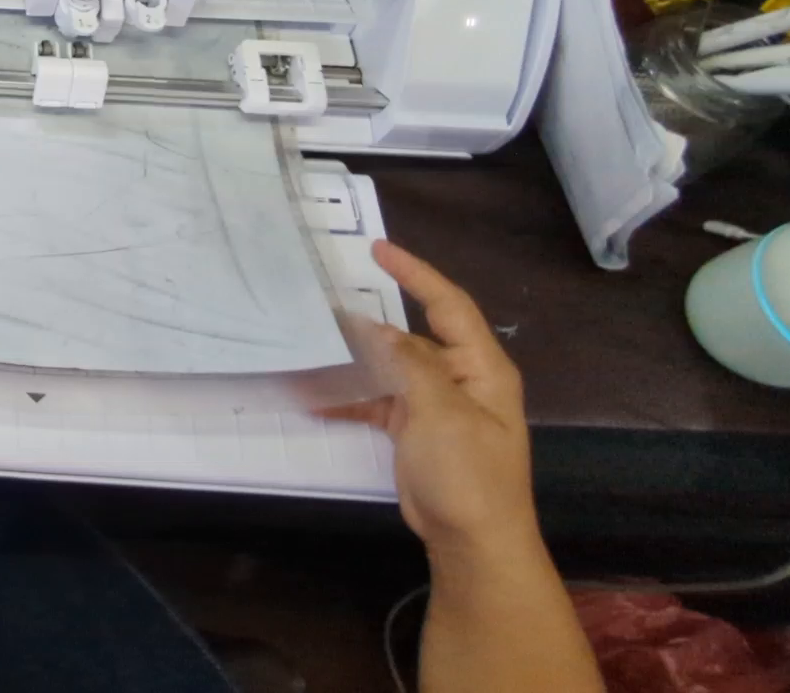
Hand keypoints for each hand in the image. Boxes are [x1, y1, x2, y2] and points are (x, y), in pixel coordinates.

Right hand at [326, 240, 538, 559]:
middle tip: (323, 302)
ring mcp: (434, 404)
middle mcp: (458, 379)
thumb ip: (409, 365)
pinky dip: (346, 396)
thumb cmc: (468, 474)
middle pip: (410, 335)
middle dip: (369, 321)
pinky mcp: (412, 427)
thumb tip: (377, 328)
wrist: (471, 540)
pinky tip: (311, 396)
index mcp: (480, 369)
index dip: (416, 274)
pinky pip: (375, 397)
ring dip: (352, 358)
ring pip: (387, 365)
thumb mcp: (441, 414)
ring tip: (310, 345)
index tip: (378, 250)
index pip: (449, 306)